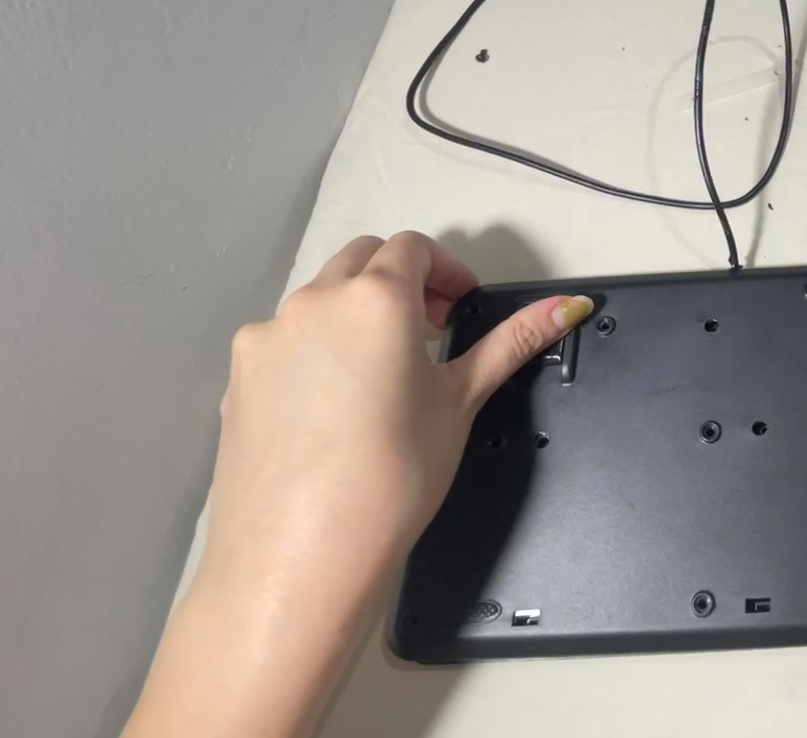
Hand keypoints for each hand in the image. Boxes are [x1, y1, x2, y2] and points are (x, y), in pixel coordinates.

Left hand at [126, 232, 589, 737]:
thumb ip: (515, 339)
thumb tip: (570, 305)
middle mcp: (313, 303)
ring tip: (388, 367)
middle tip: (434, 330)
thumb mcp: (464, 397)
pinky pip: (287, 336)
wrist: (299, 559)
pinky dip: (321, 342)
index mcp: (375, 298)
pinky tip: (341, 401)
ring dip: (361, 307)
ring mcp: (265, 340)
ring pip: (321, 295)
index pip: (414, 247)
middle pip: (364, 257)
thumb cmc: (398, 471)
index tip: (464, 307)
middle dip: (405, 279)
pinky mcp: (236, 379)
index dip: (448, 269)